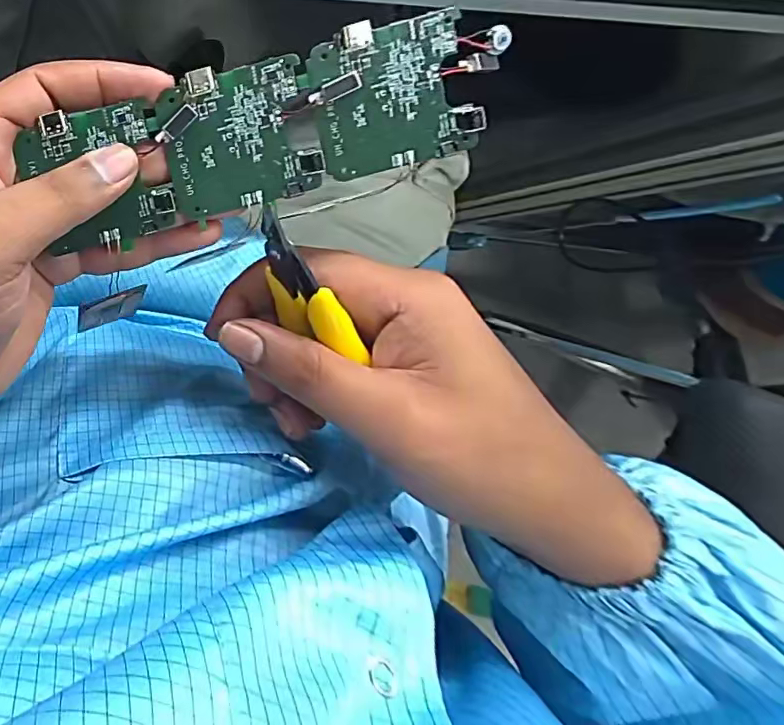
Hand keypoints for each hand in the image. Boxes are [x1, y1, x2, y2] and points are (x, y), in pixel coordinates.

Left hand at [0, 61, 222, 433]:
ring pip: (98, 192)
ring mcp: (32, 222)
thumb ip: (58, 197)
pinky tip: (189, 232)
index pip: (38, 93)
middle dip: (132, 140)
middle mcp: (6, 178)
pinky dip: (145, 237)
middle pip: (77, 141)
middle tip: (189, 143)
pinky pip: (105, 239)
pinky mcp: (52, 261)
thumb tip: (123, 159)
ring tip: (205, 188)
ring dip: (149, 191)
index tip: (153, 87)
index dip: (95, 80)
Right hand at [206, 252, 661, 586]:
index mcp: (405, 294)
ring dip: (290, 371)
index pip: (306, 268)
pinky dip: (314, 384)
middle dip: (274, 345)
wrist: (560, 516)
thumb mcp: (380, 416)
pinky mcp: (400, 356)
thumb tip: (231, 333)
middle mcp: (401, 298)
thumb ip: (302, 368)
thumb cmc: (479, 461)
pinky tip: (314, 418)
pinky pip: (336, 355)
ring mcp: (402, 327)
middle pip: (305, 299)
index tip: (223, 340)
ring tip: (293, 419)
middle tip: (265, 397)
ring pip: (313, 330)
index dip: (254, 294)